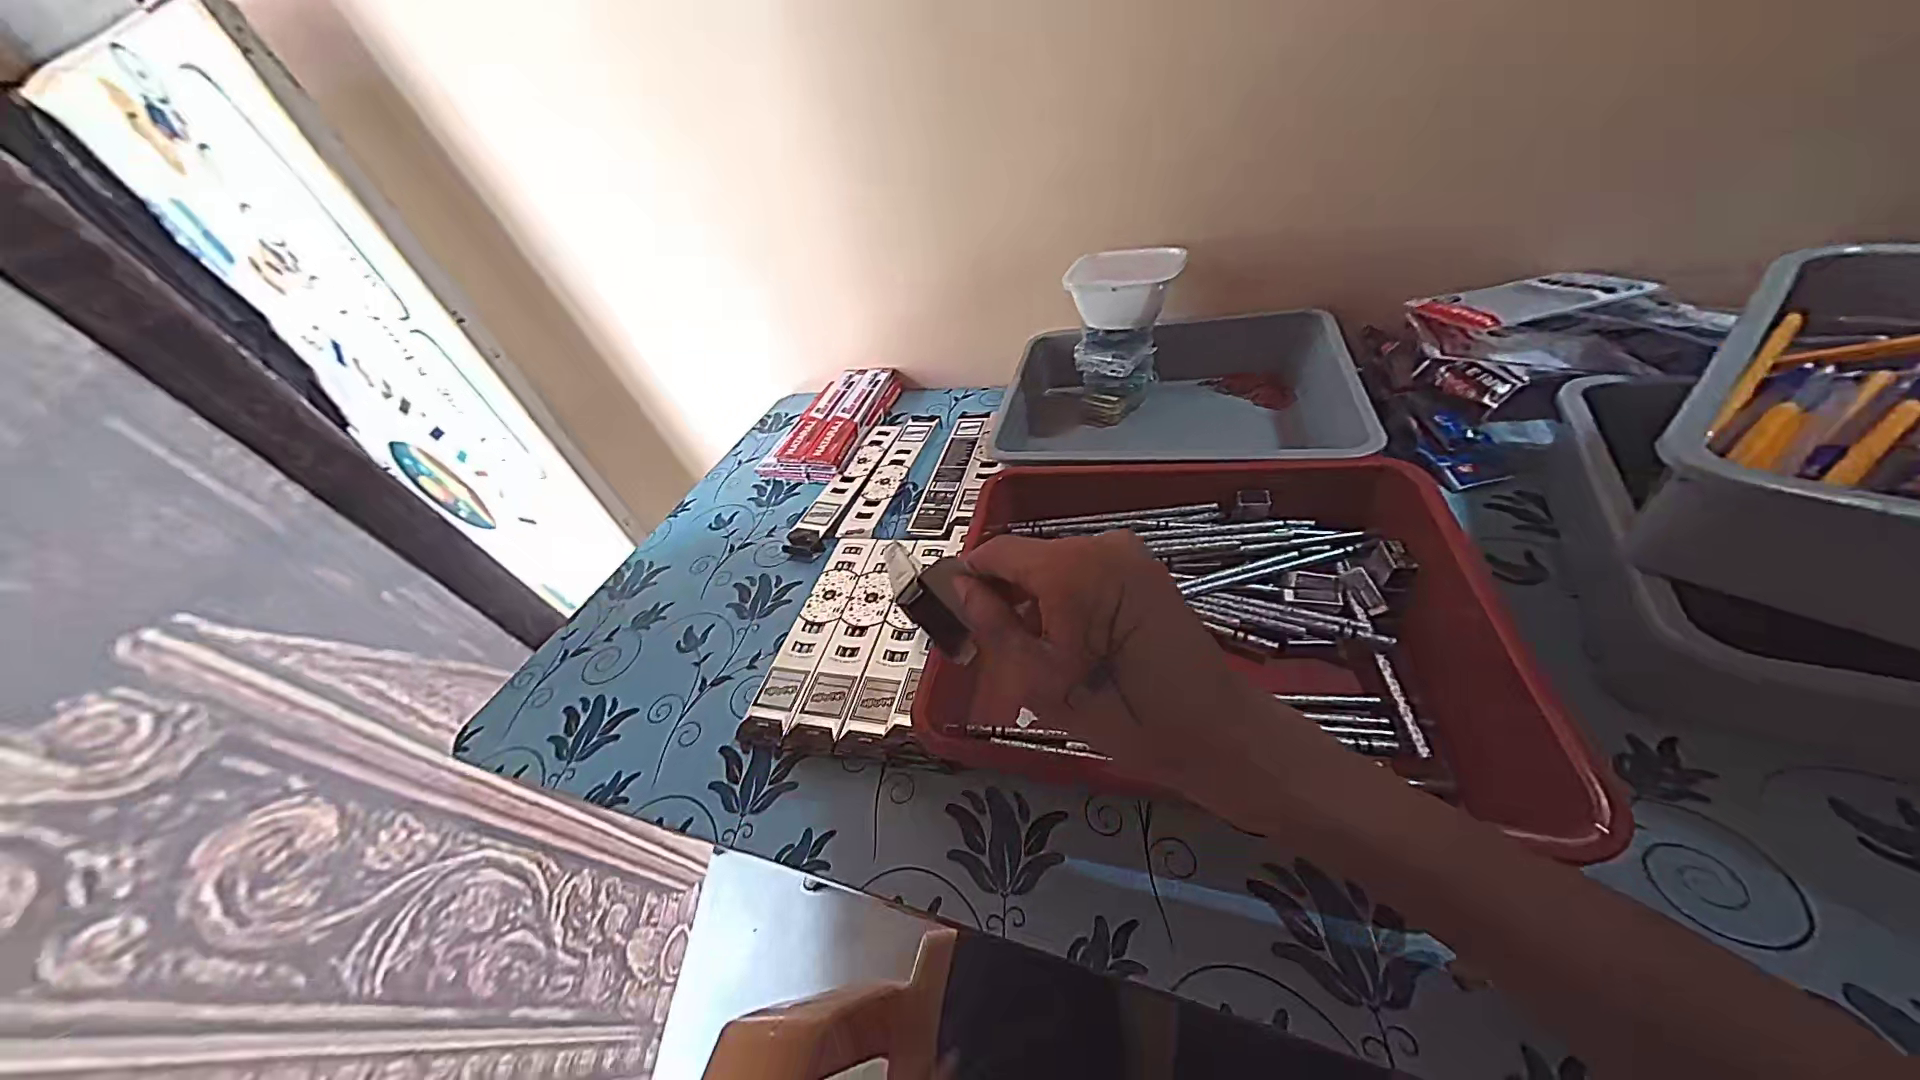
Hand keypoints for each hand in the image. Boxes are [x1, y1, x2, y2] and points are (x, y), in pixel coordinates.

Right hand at [950, 531, 1345, 797]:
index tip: (947, 614)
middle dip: (1000, 598)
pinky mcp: (1139, 569)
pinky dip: (1060, 601)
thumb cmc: (1131, 720)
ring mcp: (1126, 554)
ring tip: (1030, 654)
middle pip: (1024, 559)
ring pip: (1050, 567)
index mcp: (1077, 568)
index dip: (966, 581)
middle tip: (989, 649)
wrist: (1215, 733)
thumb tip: (959, 590)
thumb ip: (995, 627)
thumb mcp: (1042, 682)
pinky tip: (1063, 642)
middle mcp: (1102, 545)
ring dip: (1030, 602)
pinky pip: (1080, 574)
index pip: (997, 553)